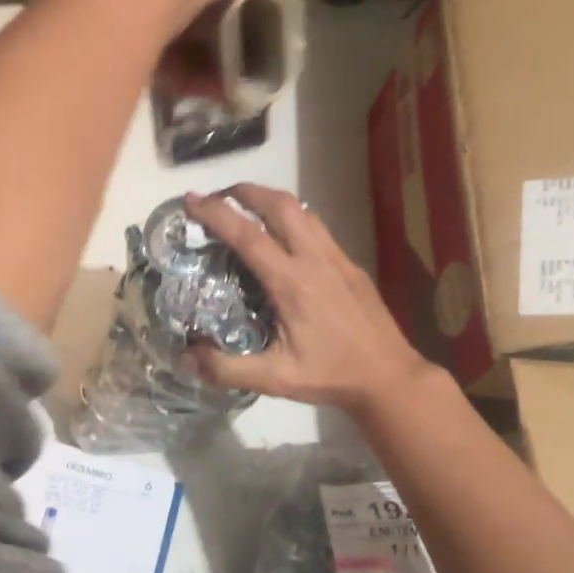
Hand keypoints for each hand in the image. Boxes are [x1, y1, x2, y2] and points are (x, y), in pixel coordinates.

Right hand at [182, 184, 433, 413]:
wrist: (389, 377)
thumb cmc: (330, 376)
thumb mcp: (273, 380)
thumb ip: (225, 369)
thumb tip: (184, 358)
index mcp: (292, 284)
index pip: (248, 236)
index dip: (216, 213)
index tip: (191, 200)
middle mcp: (315, 261)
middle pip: (281, 206)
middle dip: (246, 192)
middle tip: (218, 196)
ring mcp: (337, 260)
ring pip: (303, 211)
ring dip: (270, 201)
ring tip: (246, 208)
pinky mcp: (350, 267)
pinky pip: (317, 228)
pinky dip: (292, 219)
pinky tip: (281, 238)